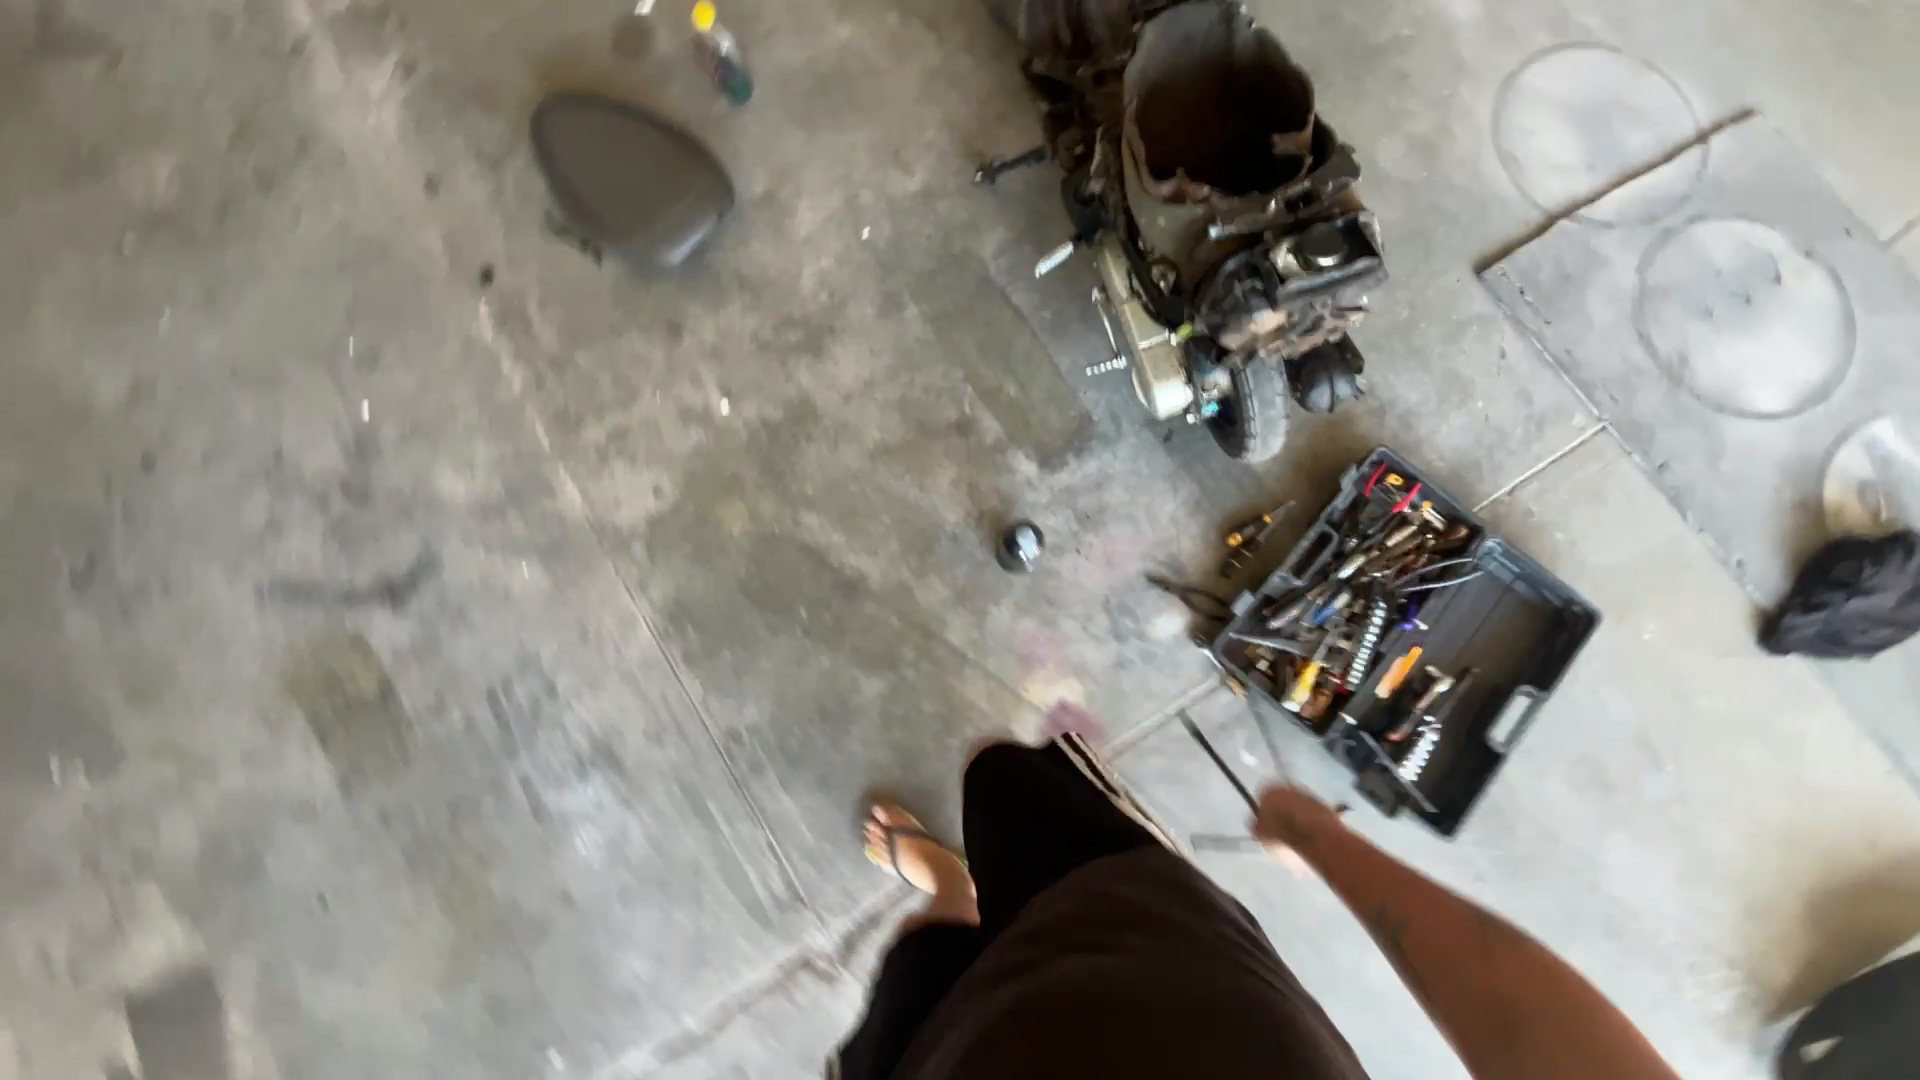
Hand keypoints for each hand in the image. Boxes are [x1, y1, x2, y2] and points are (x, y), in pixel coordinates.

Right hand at [1251, 784, 1343, 859]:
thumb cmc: (1282, 832)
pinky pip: (1313, 813)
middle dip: (1281, 812)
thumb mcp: (1260, 833)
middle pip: (1282, 799)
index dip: (1263, 811)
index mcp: (1269, 789)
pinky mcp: (1325, 806)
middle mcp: (1288, 787)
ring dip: (1297, 817)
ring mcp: (1308, 795)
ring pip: (1298, 805)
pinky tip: (1310, 837)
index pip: (1262, 796)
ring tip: (1297, 837)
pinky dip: (1311, 822)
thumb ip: (1257, 826)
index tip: (1265, 825)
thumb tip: (1256, 826)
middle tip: (1281, 831)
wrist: (1315, 836)